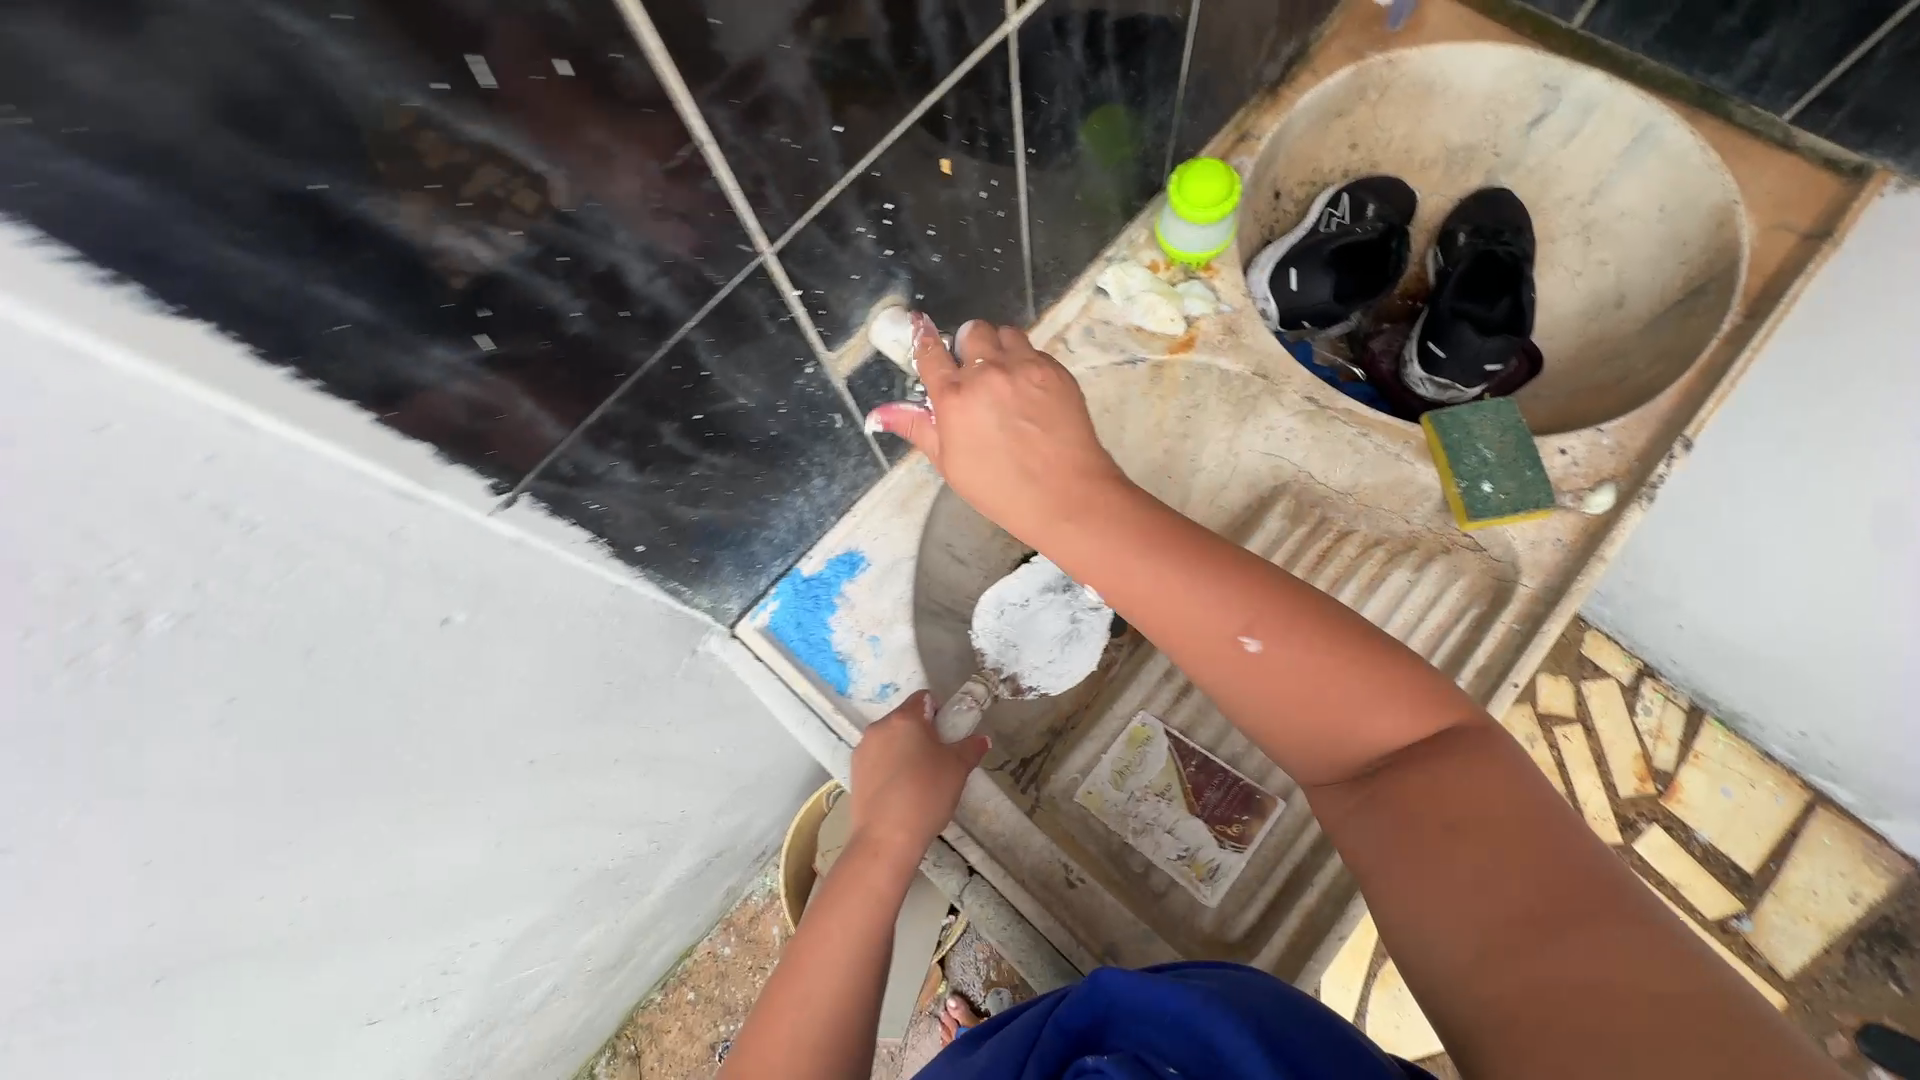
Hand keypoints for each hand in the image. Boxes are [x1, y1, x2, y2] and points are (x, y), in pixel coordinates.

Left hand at [848, 690, 990, 865]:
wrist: (887, 837)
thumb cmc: (926, 794)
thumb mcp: (958, 769)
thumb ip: (970, 748)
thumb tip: (981, 739)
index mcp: (905, 718)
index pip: (923, 698)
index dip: (939, 711)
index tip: (948, 735)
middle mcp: (879, 727)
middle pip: (905, 719)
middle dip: (922, 733)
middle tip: (938, 760)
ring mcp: (863, 750)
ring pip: (889, 740)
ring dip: (904, 750)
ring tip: (918, 780)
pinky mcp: (853, 772)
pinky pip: (877, 760)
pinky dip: (889, 767)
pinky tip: (899, 793)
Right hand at [865, 315, 1131, 545]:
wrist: (1064, 494)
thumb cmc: (1000, 488)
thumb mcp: (949, 463)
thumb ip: (917, 428)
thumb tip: (878, 414)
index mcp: (954, 397)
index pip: (930, 352)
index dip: (923, 337)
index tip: (921, 326)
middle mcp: (987, 373)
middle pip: (972, 331)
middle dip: (969, 345)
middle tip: (974, 371)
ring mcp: (1025, 368)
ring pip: (1006, 334)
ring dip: (1000, 347)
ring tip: (1004, 376)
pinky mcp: (1055, 371)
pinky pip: (1035, 351)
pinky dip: (1028, 364)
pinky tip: (1030, 393)